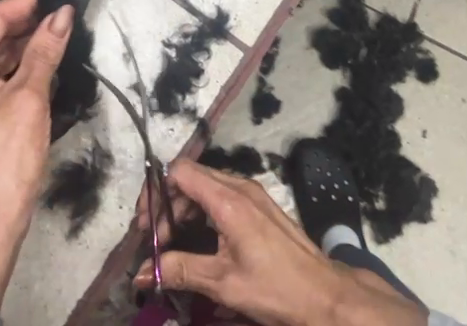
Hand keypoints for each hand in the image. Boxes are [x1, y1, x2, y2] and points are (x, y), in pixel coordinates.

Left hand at [0, 0, 72, 316]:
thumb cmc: (6, 160)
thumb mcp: (29, 100)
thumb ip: (45, 52)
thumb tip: (62, 14)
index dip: (24, 2)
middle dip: (27, 22)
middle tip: (65, 14)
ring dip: (28, 44)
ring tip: (62, 34)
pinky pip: (0, 79)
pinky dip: (24, 68)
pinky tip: (49, 66)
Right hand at [136, 161, 425, 325]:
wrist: (325, 295)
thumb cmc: (275, 287)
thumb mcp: (223, 283)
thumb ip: (180, 271)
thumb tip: (142, 273)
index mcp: (228, 199)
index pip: (179, 172)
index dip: (156, 194)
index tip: (146, 227)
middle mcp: (239, 186)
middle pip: (189, 178)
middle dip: (166, 207)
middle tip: (156, 243)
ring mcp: (251, 193)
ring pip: (204, 187)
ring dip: (183, 212)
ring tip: (173, 245)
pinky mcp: (258, 205)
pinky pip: (220, 196)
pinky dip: (201, 213)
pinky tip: (198, 242)